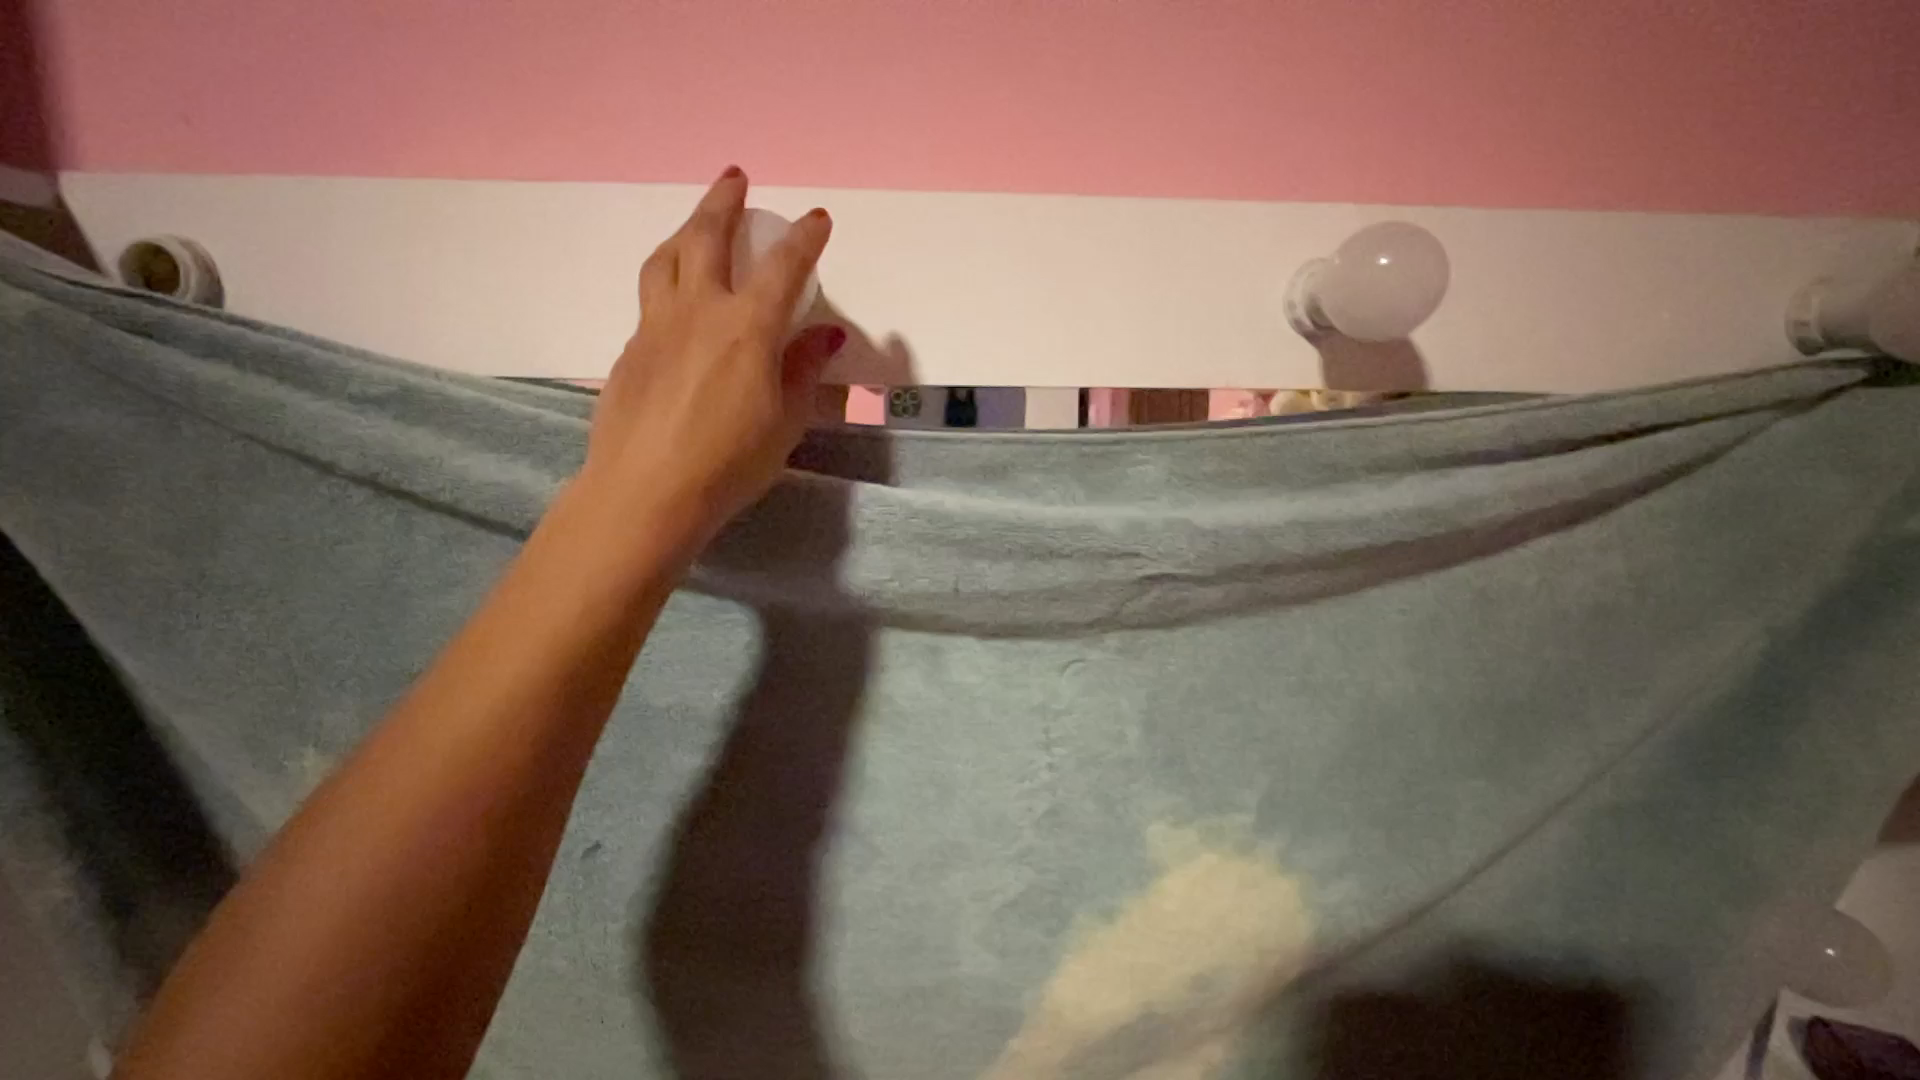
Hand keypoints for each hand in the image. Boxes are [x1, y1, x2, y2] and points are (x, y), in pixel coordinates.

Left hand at [581, 166, 842, 558]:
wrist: (646, 493)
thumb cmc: (729, 464)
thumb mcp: (785, 423)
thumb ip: (804, 371)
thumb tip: (825, 333)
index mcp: (746, 328)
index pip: (783, 267)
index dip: (804, 239)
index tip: (817, 219)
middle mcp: (698, 311)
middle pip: (706, 237)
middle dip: (724, 202)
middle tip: (735, 179)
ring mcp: (655, 327)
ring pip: (666, 258)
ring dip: (685, 230)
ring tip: (697, 225)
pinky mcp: (629, 350)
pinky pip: (650, 298)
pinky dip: (668, 280)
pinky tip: (677, 301)